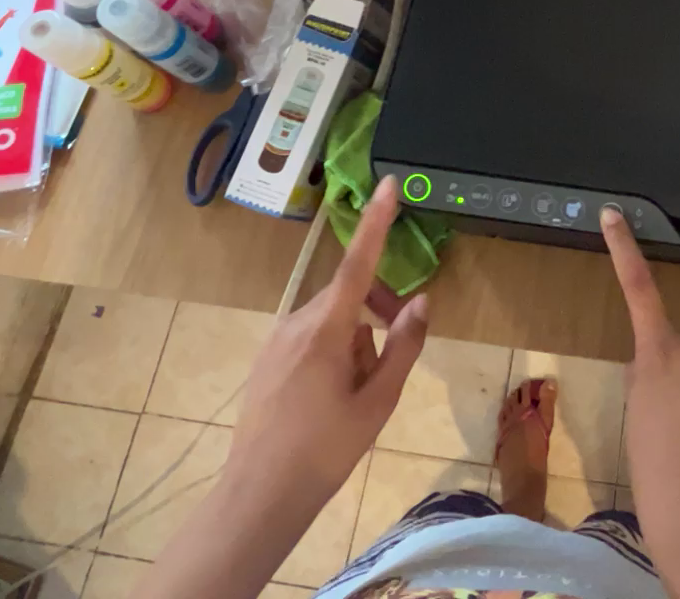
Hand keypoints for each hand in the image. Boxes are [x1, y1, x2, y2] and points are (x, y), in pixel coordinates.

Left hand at [225, 174, 429, 522]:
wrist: (259, 496)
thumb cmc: (326, 448)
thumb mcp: (380, 399)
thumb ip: (404, 344)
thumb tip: (421, 300)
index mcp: (327, 329)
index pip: (358, 262)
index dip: (376, 221)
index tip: (387, 184)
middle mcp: (298, 322)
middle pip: (352, 295)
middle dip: (379, 312)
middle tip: (393, 359)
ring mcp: (278, 339)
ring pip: (334, 318)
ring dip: (357, 338)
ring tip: (359, 391)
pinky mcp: (268, 357)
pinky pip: (313, 335)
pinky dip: (335, 349)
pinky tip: (332, 394)